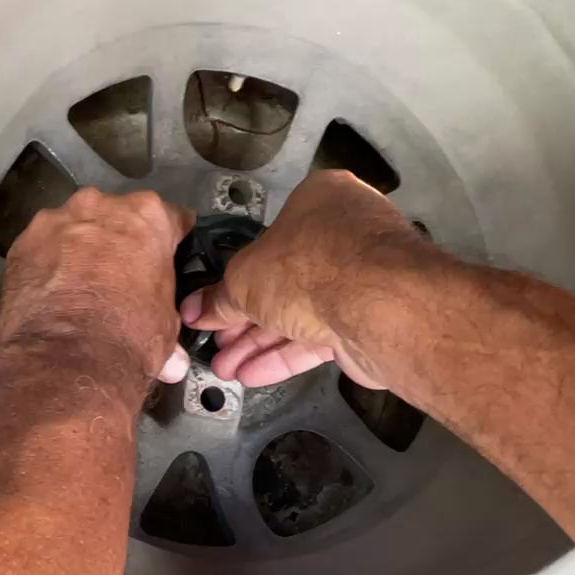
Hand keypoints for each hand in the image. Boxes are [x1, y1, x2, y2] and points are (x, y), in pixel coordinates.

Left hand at [0, 188, 194, 384]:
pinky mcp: (21, 243)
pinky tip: (48, 297)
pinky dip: (44, 267)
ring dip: (76, 251)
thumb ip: (163, 312)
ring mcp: (55, 220)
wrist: (67, 359)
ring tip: (76, 291)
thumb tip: (169, 349)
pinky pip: (39, 250)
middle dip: (116, 243)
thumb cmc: (128, 337)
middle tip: (115, 280)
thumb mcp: (165, 325)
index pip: (170, 219)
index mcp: (147, 216)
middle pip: (114, 217)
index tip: (161, 262)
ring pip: (72, 229)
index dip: (167, 244)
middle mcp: (100, 205)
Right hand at [180, 170, 448, 388]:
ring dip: (258, 344)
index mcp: (319, 201)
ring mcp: (359, 281)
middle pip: (281, 282)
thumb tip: (197, 309)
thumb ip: (219, 298)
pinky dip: (282, 357)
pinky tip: (252, 374)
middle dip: (244, 319)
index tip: (214, 301)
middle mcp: (344, 236)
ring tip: (225, 367)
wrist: (377, 307)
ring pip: (297, 315)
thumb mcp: (243, 280)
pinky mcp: (366, 322)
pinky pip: (315, 340)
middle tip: (216, 340)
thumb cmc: (315, 267)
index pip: (268, 240)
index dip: (236, 276)